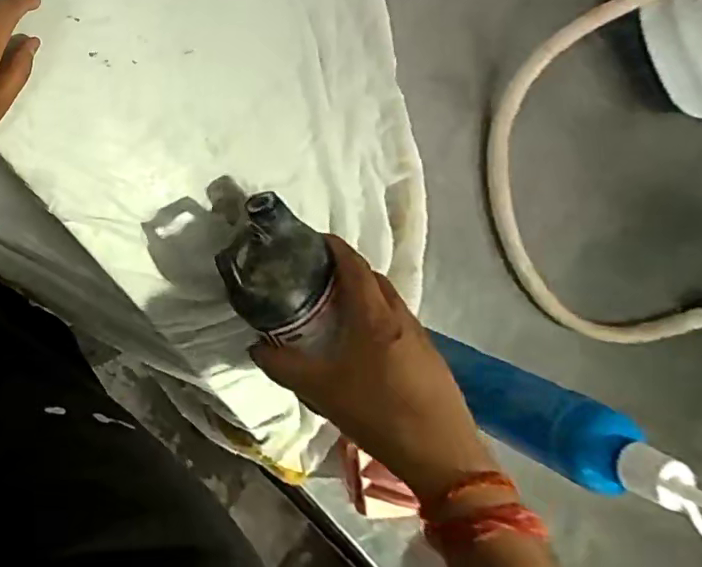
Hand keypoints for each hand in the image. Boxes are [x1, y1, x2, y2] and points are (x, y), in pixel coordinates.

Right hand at [250, 236, 495, 499]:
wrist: (445, 462)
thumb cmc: (378, 414)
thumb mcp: (319, 390)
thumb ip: (282, 364)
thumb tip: (256, 346)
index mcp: (374, 315)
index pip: (354, 265)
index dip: (334, 246)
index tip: (311, 240)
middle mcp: (400, 318)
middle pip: (374, 278)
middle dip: (347, 268)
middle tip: (317, 274)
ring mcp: (422, 340)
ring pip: (390, 301)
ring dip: (365, 294)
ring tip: (337, 307)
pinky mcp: (432, 361)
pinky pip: (400, 323)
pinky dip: (379, 318)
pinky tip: (364, 344)